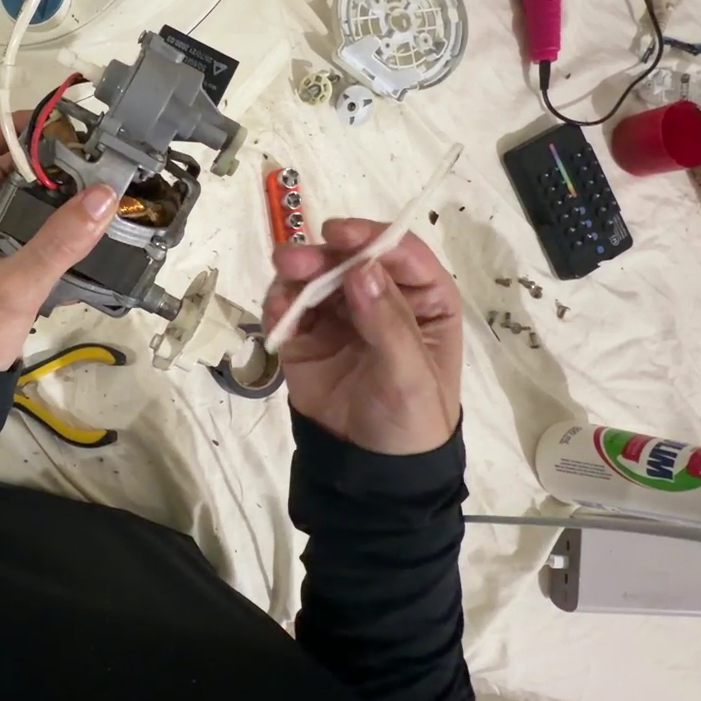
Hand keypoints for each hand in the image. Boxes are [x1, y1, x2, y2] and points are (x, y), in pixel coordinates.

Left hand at [0, 118, 119, 370]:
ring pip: (20, 203)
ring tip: (97, 188)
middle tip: (92, 157)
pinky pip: (29, 234)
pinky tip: (86, 233)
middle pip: (5, 171)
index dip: (15, 127)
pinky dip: (54, 226)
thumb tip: (105, 194)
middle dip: (46, 159)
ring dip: (54, 193)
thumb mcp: (18, 283)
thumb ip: (60, 242)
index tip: (60, 124)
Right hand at [262, 219, 462, 454]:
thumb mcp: (410, 374)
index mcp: (423, 301)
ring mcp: (339, 315)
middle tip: (293, 260)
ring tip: (281, 276)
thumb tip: (361, 270)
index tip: (339, 234)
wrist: (367, 467)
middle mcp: (379, 298)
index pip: (400, 255)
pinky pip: (289, 308)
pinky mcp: (305, 335)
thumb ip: (387, 322)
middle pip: (350, 260)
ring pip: (315, 278)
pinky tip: (277, 313)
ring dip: (296, 273)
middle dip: (323, 256)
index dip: (372, 238)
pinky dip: (279, 304)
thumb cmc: (409, 420)